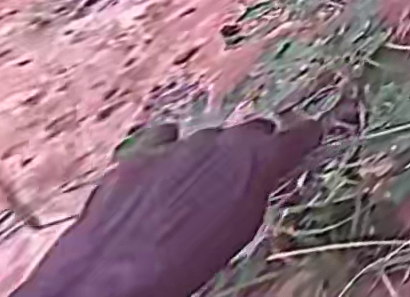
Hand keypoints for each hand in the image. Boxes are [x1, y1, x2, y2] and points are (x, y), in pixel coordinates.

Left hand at [11, 120, 320, 296]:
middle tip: (246, 172)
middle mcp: (229, 140)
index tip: (306, 142)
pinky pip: (162, 141)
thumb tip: (265, 177)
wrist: (103, 286)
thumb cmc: (184, 265)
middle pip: (255, 129)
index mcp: (263, 155)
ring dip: (210, 153)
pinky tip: (162, 170)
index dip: (306, 138)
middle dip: (255, 146)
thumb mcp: (243, 228)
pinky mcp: (139, 156)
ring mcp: (183, 144)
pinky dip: (166, 152)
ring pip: (210, 136)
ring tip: (198, 181)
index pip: (303, 131)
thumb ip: (260, 189)